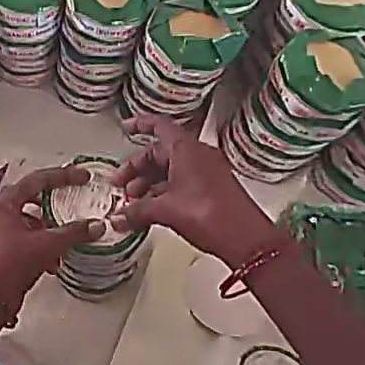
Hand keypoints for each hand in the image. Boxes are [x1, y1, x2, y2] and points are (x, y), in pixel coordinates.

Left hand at [0, 165, 105, 306]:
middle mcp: (4, 212)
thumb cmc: (9, 263)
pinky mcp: (10, 249)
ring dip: (53, 225)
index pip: (39, 179)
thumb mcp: (48, 243)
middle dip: (56, 197)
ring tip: (69, 231)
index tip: (82, 177)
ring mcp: (6, 231)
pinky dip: (47, 244)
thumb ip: (74, 232)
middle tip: (74, 194)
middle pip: (35, 196)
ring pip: (35, 219)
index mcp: (8, 202)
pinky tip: (56, 259)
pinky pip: (33, 238)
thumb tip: (95, 225)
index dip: (64, 176)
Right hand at [113, 115, 281, 265]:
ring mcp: (206, 172)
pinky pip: (181, 182)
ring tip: (133, 202)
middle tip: (120, 184)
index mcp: (186, 149)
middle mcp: (197, 155)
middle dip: (138, 168)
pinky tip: (151, 210)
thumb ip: (137, 211)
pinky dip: (163, 192)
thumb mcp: (166, 210)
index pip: (159, 127)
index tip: (126, 127)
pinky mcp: (211, 189)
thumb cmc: (210, 214)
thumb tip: (118, 218)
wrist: (246, 240)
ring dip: (149, 184)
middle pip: (160, 153)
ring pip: (170, 170)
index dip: (141, 124)